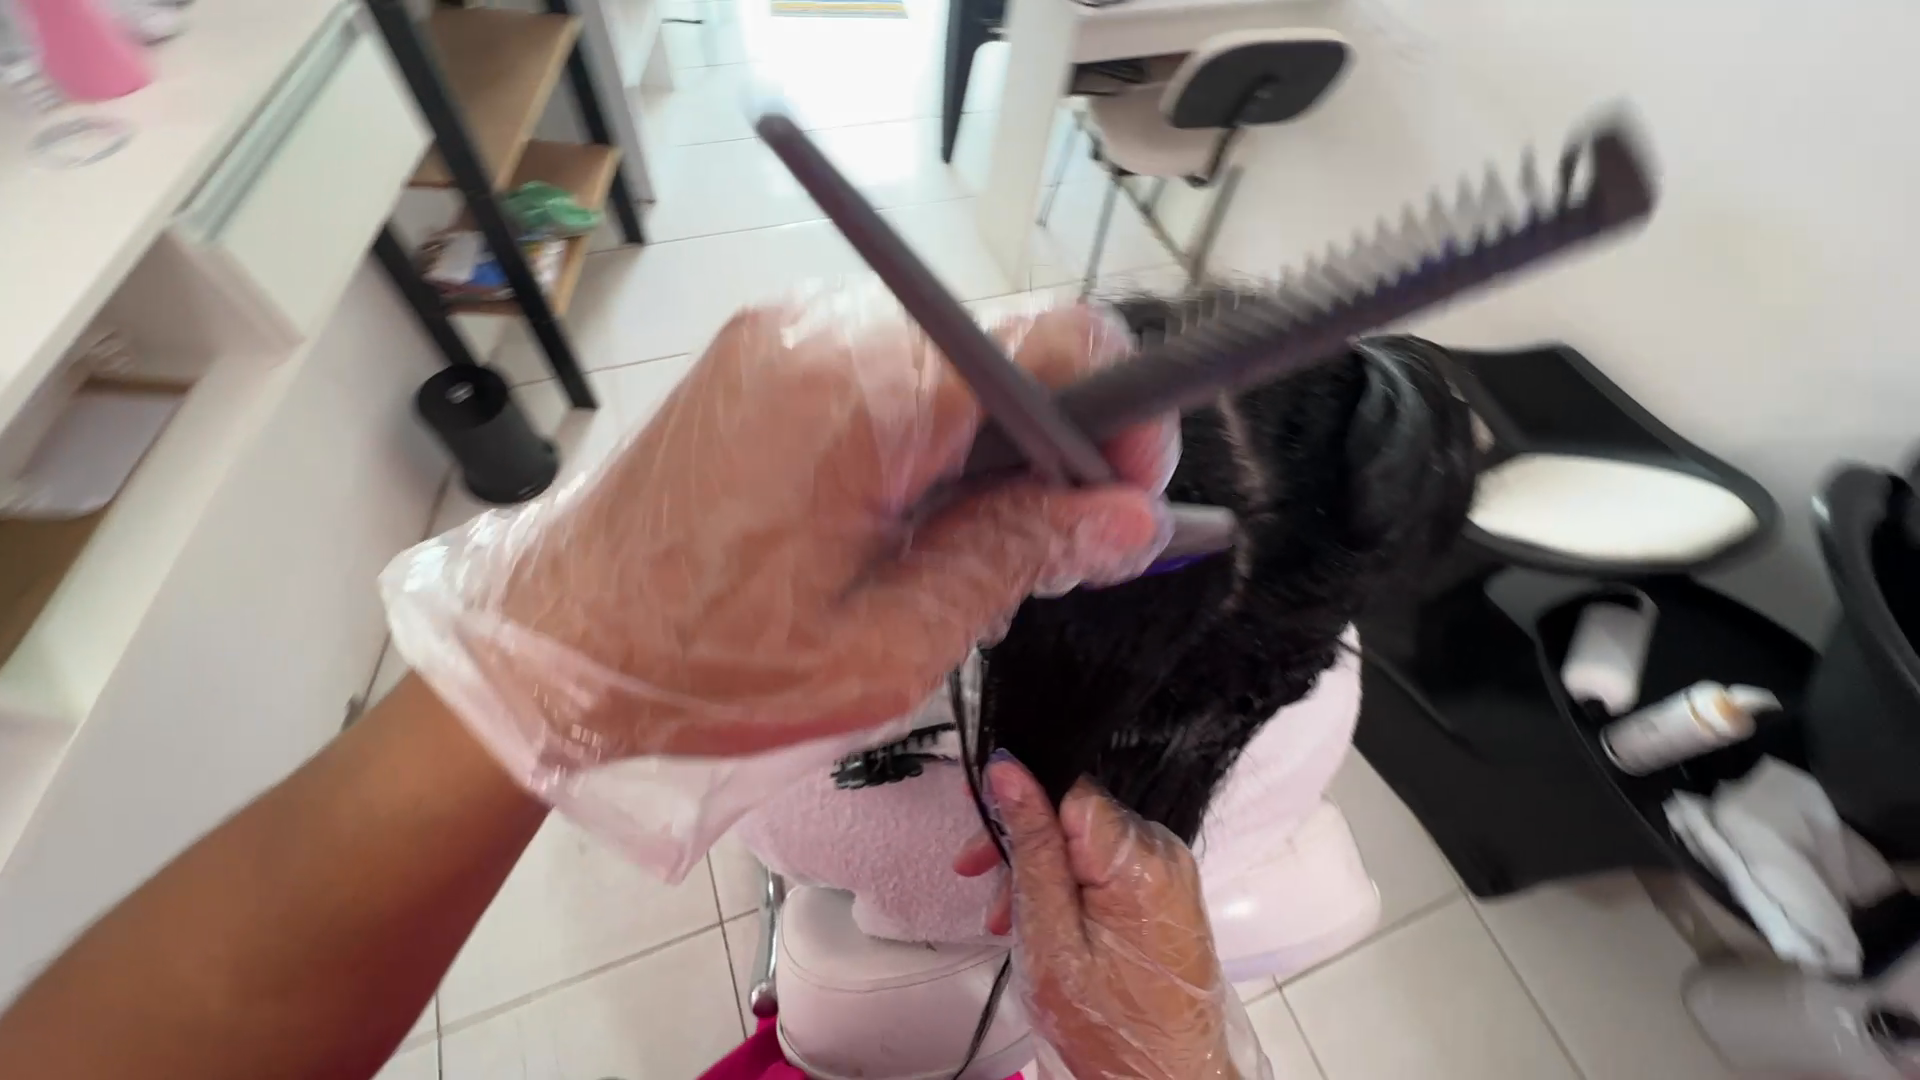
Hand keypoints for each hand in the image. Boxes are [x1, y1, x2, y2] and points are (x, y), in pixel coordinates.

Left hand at [383, 289, 1173, 762]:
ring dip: (995, 447)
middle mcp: (823, 330)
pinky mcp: (766, 365)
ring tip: (978, 546)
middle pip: (1004, 347)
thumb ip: (1017, 558)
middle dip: (1058, 440)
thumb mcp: (890, 644)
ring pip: (952, 366)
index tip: (1129, 494)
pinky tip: (918, 519)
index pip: (1052, 338)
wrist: (552, 653)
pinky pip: (892, 380)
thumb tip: (1130, 516)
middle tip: (1059, 540)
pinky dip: (935, 441)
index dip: (1121, 409)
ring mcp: (787, 338)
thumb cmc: (709, 672)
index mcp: (859, 390)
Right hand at [962, 757, 1261, 1079]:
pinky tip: (1038, 912)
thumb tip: (1008, 769)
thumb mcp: (1049, 935)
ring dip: (1037, 864)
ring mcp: (1166, 868)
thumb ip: (1031, 845)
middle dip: (1020, 838)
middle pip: (1072, 811)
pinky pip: (1103, 861)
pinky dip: (1067, 880)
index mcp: (1137, 858)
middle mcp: (1160, 849)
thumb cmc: (1106, 1025)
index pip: (1068, 787)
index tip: (977, 809)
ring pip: (1082, 836)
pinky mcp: (1163, 886)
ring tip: (1001, 914)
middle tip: (974, 871)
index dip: (1018, 792)